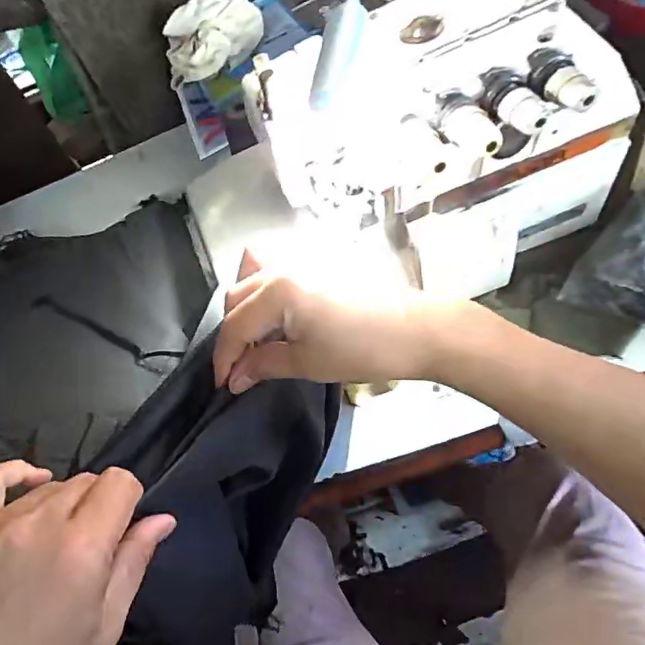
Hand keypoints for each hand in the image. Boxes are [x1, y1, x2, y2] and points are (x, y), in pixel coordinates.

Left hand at [0, 461, 175, 644]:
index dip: (130, 502)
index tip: (122, 531)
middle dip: (98, 507)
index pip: (119, 484)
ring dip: (61, 506)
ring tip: (52, 548)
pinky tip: (31, 480)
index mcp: (81, 550)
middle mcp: (38, 523)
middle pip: (84, 483)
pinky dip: (16, 473)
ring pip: (45, 487)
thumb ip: (131, 566)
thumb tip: (160, 519)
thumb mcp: (102, 633)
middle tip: (88, 552)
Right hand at [213, 249, 482, 392]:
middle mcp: (282, 267)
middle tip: (241, 365)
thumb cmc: (363, 349)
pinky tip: (274, 311)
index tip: (223, 385)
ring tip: (256, 341)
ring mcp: (301, 258)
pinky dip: (265, 291)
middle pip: (236, 298)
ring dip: (245, 311)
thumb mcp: (307, 363)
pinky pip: (276, 271)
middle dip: (232, 334)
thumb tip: (234, 379)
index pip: (234, 326)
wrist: (420, 330)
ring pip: (253, 281)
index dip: (224, 359)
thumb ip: (262, 365)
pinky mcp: (319, 261)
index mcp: (276, 291)